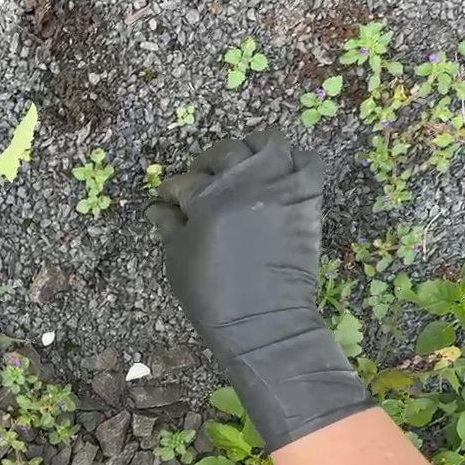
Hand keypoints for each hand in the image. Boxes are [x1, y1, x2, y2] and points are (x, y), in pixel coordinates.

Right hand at [146, 129, 370, 452]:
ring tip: (241, 168)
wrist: (262, 321)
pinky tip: (278, 176)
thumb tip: (157, 208)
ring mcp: (279, 186)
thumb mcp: (179, 261)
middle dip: (206, 163)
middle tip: (201, 179)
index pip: (183, 181)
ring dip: (250, 151)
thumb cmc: (212, 296)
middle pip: (223, 153)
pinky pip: (307, 161)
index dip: (171, 190)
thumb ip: (170, 228)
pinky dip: (294, 161)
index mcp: (206, 200)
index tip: (167, 199)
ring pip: (267, 143)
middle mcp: (243, 183)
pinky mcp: (307, 196)